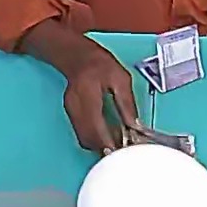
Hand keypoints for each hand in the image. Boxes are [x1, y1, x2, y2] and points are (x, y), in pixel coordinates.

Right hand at [57, 33, 141, 152]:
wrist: (78, 56)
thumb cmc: (99, 64)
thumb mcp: (121, 79)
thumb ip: (127, 103)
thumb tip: (134, 125)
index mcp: (88, 96)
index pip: (96, 128)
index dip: (109, 143)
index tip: (123, 151)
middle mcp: (76, 107)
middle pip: (88, 139)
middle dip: (105, 148)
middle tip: (123, 147)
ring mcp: (71, 112)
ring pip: (83, 140)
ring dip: (99, 145)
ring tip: (117, 140)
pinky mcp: (71, 114)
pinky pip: (81, 133)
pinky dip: (94, 137)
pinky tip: (106, 132)